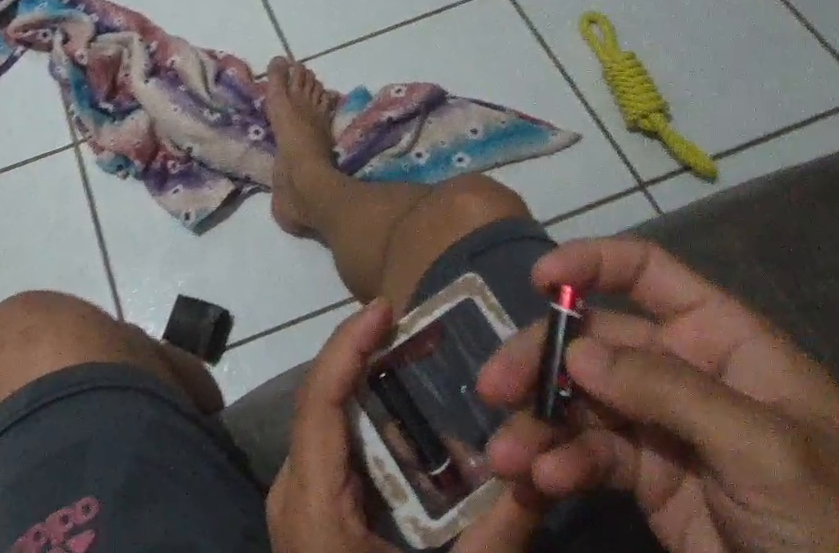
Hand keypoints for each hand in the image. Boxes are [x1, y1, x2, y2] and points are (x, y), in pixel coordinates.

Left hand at [269, 300, 540, 552]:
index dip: (347, 344)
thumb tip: (547, 471)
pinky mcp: (307, 518)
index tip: (384, 308)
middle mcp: (292, 492)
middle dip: (363, 359)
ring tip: (413, 364)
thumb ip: (501, 531)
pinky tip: (404, 428)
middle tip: (416, 333)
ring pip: (325, 426)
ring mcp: (295, 505)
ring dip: (364, 392)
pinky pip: (330, 454)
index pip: (320, 399)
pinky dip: (364, 430)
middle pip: (321, 403)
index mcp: (313, 501)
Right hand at [474, 238, 838, 552]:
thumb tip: (577, 351)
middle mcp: (684, 372)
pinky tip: (540, 481)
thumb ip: (669, 391)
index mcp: (723, 341)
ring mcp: (661, 427)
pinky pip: (588, 455)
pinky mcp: (646, 481)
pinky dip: (558, 464)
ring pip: (580, 401)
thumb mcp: (765, 449)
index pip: (648, 273)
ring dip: (537, 422)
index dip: (590, 265)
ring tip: (505, 456)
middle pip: (594, 342)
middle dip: (540, 361)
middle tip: (494, 387)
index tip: (537, 282)